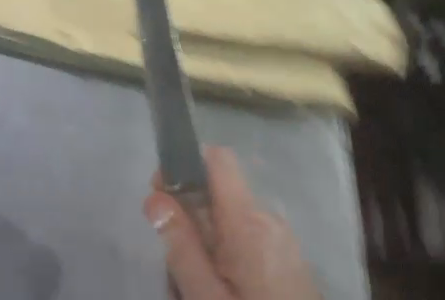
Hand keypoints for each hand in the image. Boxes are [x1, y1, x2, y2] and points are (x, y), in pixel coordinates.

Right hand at [143, 146, 321, 299]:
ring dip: (204, 242)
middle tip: (172, 264)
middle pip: (216, 194)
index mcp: (248, 221)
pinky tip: (219, 293)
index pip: (217, 159)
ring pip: (228, 221)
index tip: (161, 197)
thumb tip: (155, 196)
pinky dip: (225, 257)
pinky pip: (246, 241)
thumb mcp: (205, 297)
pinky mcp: (289, 264)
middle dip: (188, 217)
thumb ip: (180, 245)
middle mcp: (268, 220)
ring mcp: (282, 243)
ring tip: (193, 287)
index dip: (184, 165)